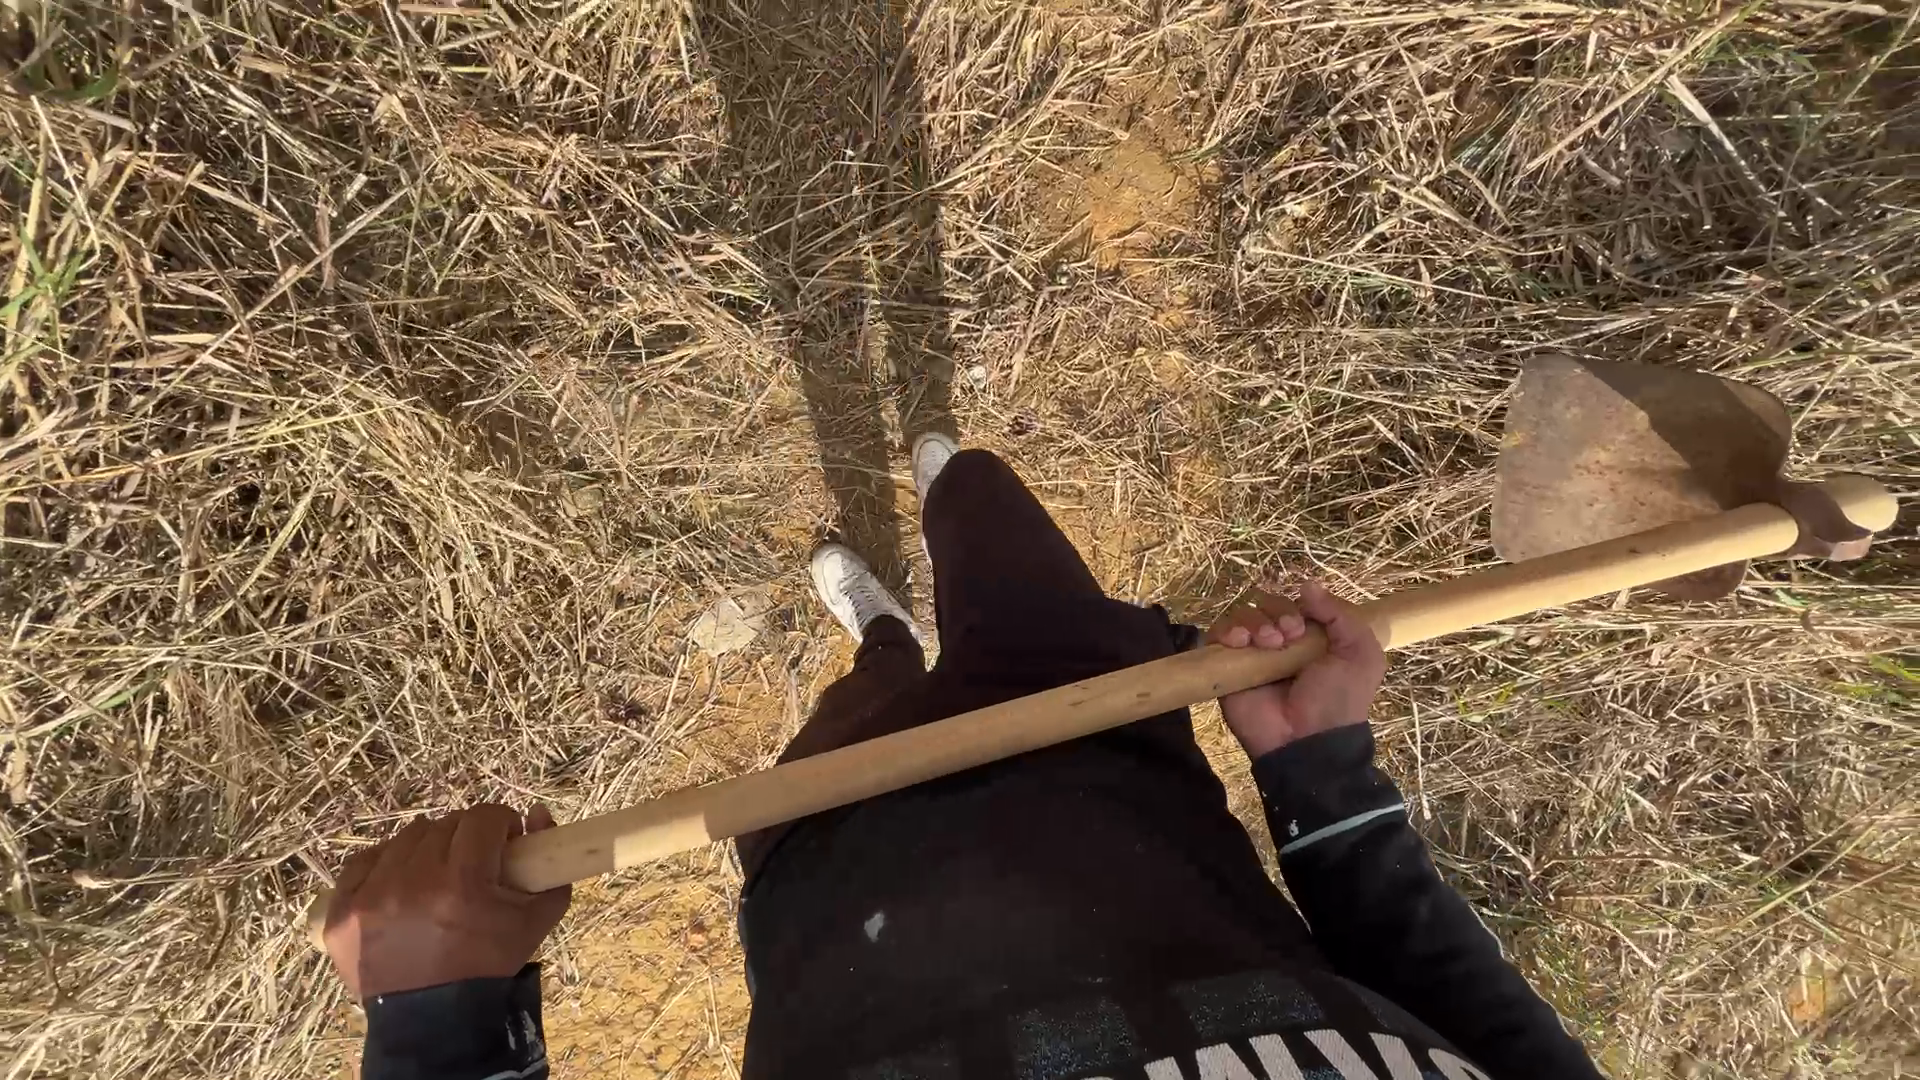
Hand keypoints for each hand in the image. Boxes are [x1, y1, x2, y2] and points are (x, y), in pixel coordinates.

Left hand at [323, 803, 570, 999]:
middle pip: (445, 824)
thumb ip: (551, 862)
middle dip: (468, 834)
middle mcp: (411, 884)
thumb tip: (537, 815)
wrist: (435, 1019)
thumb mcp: (541, 913)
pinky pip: (364, 862)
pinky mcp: (339, 916)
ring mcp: (369, 899)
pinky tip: (403, 877)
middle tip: (476, 858)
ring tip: (440, 870)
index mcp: (462, 883)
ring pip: (407, 838)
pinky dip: (387, 862)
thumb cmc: (492, 961)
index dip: (501, 822)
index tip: (506, 840)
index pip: (483, 816)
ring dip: (430, 845)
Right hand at [1205, 580, 1386, 756]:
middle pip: (1264, 605)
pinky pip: (1216, 636)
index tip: (1300, 628)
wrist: (1307, 740)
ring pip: (1240, 617)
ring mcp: (1250, 655)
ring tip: (1265, 643)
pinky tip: (1239, 643)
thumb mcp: (1360, 654)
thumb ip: (1340, 615)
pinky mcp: (1226, 668)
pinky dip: (1226, 632)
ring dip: (1252, 623)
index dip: (1294, 608)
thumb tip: (1306, 584)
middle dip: (1275, 613)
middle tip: (1285, 638)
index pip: (1292, 604)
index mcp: (1308, 638)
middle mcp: (1278, 643)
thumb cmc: (1338, 699)